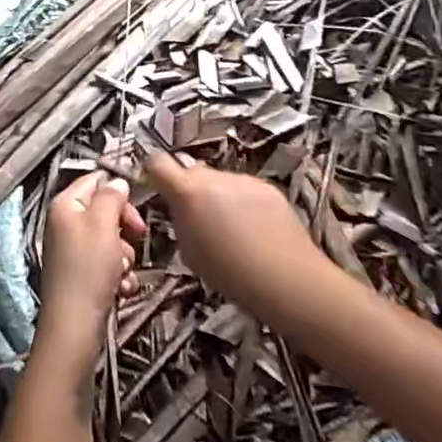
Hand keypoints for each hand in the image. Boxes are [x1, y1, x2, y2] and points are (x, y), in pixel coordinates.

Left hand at [37, 170, 146, 359]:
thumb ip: (111, 198)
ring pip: (111, 240)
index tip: (137, 209)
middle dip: (125, 227)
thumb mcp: (103, 225)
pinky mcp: (82, 273)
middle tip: (137, 238)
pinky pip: (107, 263)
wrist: (75, 323)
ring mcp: (73, 249)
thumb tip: (117, 181)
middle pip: (105, 211)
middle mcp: (65, 223)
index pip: (95, 181)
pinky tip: (122, 287)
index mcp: (65, 204)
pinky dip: (118, 274)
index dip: (118, 191)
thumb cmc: (89, 268)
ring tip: (122, 271)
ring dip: (124, 255)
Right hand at [140, 152, 333, 313]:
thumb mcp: (188, 250)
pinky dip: (244, 203)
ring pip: (220, 182)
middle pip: (192, 172)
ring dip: (219, 197)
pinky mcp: (268, 187)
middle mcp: (213, 177)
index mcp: (187, 191)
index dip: (155, 172)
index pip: (158, 163)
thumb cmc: (228, 272)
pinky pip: (245, 190)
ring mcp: (242, 180)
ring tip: (234, 230)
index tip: (158, 185)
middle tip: (200, 219)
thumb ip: (181, 220)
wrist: (286, 279)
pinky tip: (256, 230)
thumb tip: (183, 211)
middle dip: (191, 189)